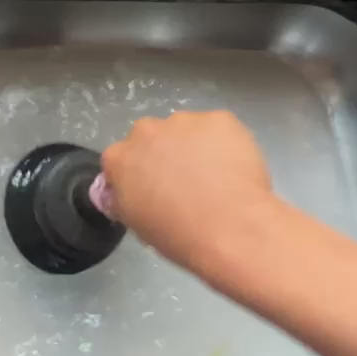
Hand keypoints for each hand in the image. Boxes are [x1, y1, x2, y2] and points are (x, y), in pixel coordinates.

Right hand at [101, 110, 276, 267]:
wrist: (232, 229)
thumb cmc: (180, 237)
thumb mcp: (138, 225)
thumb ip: (125, 199)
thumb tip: (127, 193)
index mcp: (120, 157)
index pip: (121, 159)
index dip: (138, 173)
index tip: (153, 189)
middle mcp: (146, 130)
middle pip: (152, 136)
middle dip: (164, 153)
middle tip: (186, 181)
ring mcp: (183, 121)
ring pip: (187, 130)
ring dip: (195, 146)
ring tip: (217, 177)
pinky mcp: (219, 119)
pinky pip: (219, 130)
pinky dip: (225, 144)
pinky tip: (236, 169)